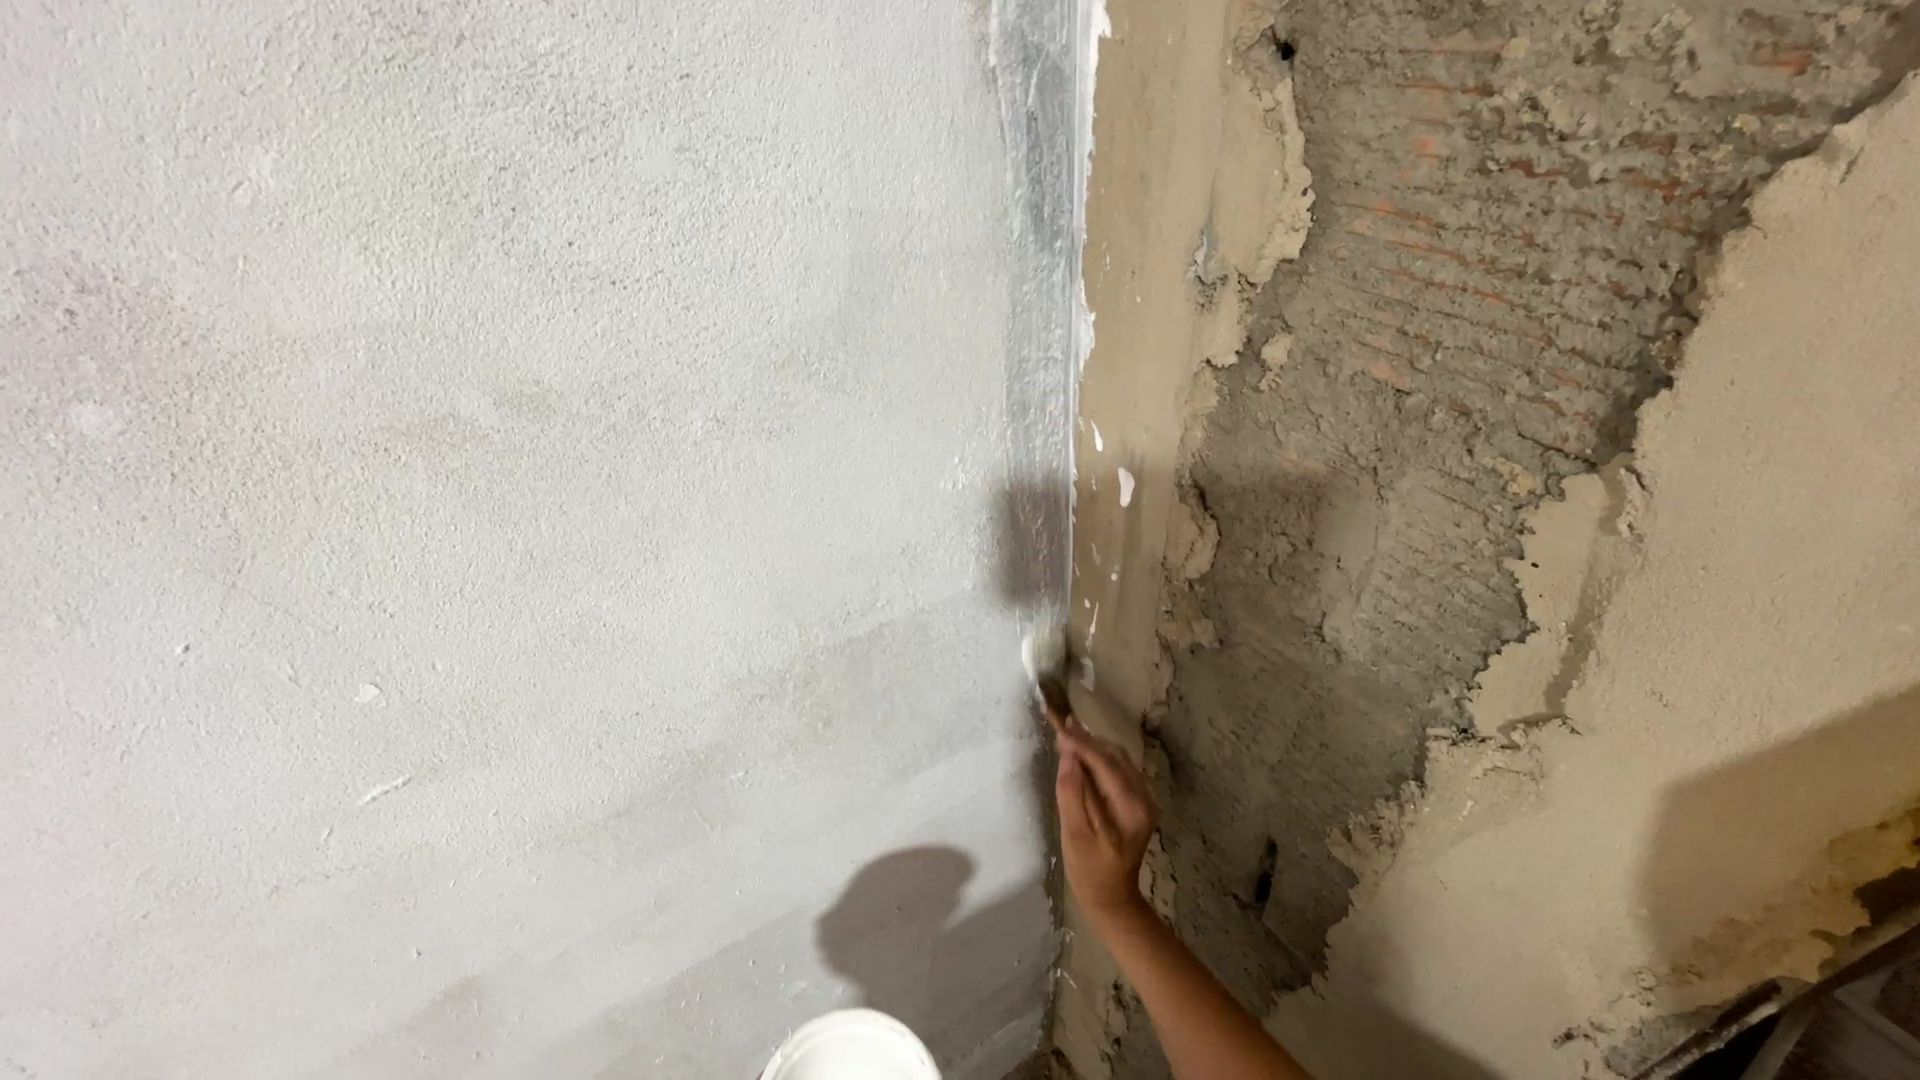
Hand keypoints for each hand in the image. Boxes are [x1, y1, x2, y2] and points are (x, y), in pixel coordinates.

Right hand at [1053, 713, 1158, 921]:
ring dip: (1094, 747)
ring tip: (1068, 739)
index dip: (1082, 744)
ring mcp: (1146, 800)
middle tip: (1060, 728)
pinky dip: (1101, 759)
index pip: (1106, 764)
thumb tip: (1069, 756)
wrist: (1112, 897)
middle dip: (1088, 741)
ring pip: (1119, 760)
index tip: (1059, 727)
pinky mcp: (1139, 802)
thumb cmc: (1088, 870)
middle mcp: (1145, 799)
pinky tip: (1083, 758)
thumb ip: (1072, 793)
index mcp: (1131, 808)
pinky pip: (1120, 771)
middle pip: (1116, 757)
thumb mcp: (1074, 834)